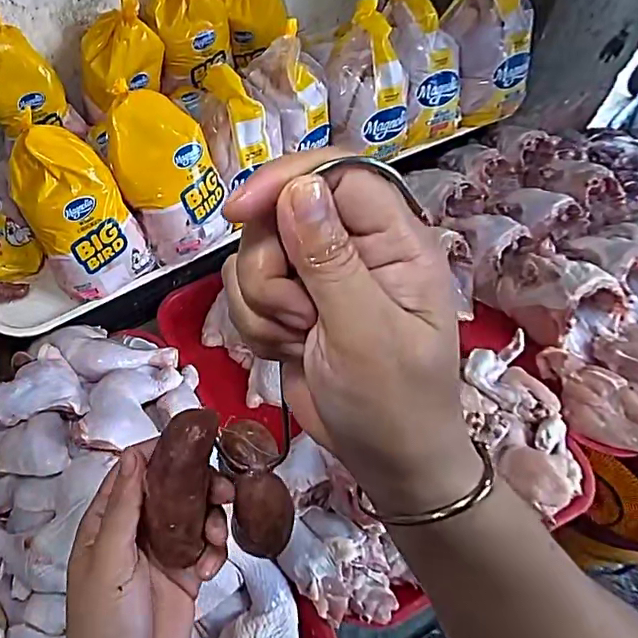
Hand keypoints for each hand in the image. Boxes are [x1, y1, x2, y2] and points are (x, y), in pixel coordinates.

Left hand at [57, 447, 232, 637]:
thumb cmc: (105, 625)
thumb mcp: (109, 562)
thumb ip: (124, 508)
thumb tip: (133, 456)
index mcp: (108, 522)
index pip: (133, 471)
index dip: (159, 452)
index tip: (191, 441)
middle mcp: (136, 530)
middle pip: (172, 488)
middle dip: (199, 485)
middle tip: (223, 489)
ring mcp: (163, 552)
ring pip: (195, 513)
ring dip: (211, 518)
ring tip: (217, 538)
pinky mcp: (185, 574)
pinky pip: (207, 545)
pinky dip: (214, 550)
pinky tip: (210, 568)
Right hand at [220, 148, 476, 515]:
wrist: (387, 463)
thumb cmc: (395, 403)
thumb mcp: (366, 333)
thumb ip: (331, 260)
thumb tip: (299, 188)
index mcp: (396, 240)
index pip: (339, 174)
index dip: (287, 181)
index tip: (240, 212)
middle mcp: (357, 246)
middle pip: (283, 212)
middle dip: (272, 270)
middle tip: (299, 318)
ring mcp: (320, 275)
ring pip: (256, 254)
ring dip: (262, 305)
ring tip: (299, 341)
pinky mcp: (291, 302)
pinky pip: (246, 290)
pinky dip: (255, 324)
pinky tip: (286, 350)